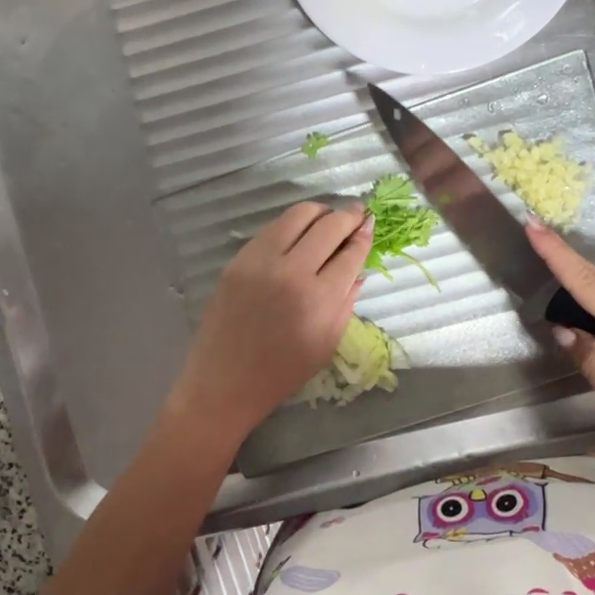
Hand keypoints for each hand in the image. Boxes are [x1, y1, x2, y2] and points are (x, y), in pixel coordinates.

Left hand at [165, 203, 373, 442]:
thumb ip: (345, 302)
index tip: (370, 227)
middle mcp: (291, 271)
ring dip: (320, 213)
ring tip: (328, 219)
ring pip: (298, 215)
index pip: (350, 253)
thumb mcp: (326, 343)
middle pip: (329, 226)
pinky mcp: (238, 260)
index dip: (364, 237)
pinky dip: (291, 226)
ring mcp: (260, 261)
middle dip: (348, 217)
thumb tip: (357, 270)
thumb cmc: (281, 372)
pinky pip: (271, 229)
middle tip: (356, 214)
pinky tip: (298, 235)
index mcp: (318, 299)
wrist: (225, 381)